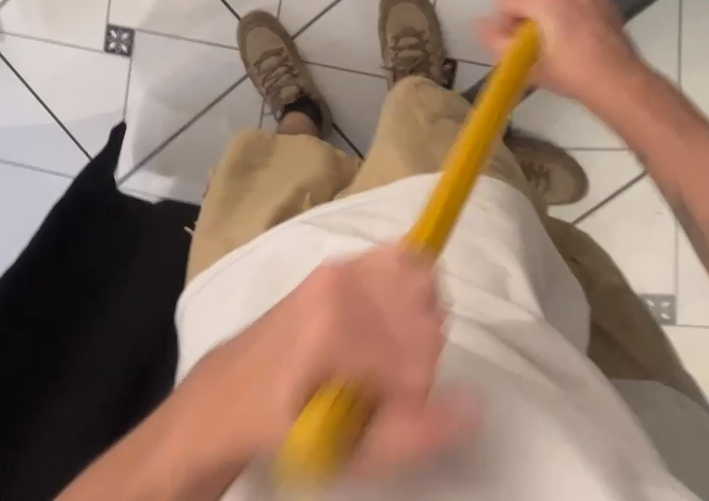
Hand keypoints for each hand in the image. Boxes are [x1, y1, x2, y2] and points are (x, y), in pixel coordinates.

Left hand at [176, 247, 480, 477]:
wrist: (234, 392)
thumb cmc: (289, 425)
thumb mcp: (349, 449)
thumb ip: (415, 430)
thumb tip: (474, 405)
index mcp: (337, 329)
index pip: (422, 356)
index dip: (417, 392)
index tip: (391, 407)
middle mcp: (339, 285)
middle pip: (426, 314)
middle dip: (420, 355)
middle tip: (389, 383)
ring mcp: (336, 268)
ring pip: (420, 283)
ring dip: (417, 322)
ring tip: (388, 354)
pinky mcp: (336, 264)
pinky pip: (402, 259)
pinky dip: (410, 286)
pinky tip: (391, 319)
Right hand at [477, 0, 645, 104]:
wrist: (616, 79)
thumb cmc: (569, 73)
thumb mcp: (525, 64)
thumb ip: (496, 41)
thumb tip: (480, 22)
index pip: (504, 2)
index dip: (503, 23)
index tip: (513, 42)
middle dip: (517, 6)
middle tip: (525, 34)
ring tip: (543, 19)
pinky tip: (564, 6)